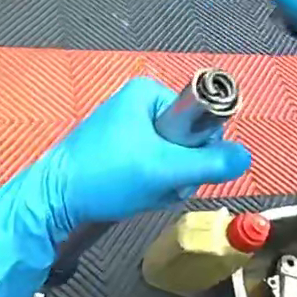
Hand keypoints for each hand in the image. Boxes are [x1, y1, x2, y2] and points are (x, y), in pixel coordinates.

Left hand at [0, 78, 251, 296]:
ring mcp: (127, 127)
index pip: (200, 116)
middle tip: (159, 183)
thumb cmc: (104, 177)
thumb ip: (208, 163)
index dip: (200, 147)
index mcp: (147, 93)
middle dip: (180, 168)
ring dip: (166, 180)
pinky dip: (151, 184)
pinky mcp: (119, 150)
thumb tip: (245, 157)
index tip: (181, 167)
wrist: (51, 204)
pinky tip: (135, 194)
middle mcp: (138, 104)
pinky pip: (153, 165)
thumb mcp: (163, 170)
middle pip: (187, 139)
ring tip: (143, 191)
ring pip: (172, 156)